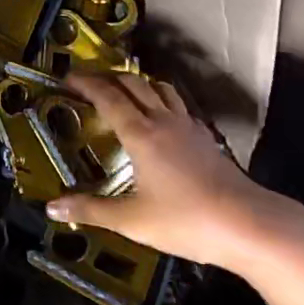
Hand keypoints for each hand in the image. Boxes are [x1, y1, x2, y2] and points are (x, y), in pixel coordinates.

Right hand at [48, 73, 303, 272]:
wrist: (252, 227)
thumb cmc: (187, 221)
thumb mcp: (132, 220)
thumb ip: (91, 209)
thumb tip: (51, 207)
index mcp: (140, 133)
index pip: (106, 95)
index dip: (84, 83)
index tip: (65, 78)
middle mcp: (162, 121)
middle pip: (132, 83)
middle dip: (106, 77)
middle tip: (86, 83)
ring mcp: (188, 127)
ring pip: (159, 88)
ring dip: (136, 83)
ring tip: (120, 91)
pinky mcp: (206, 138)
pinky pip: (177, 105)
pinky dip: (160, 100)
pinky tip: (158, 117)